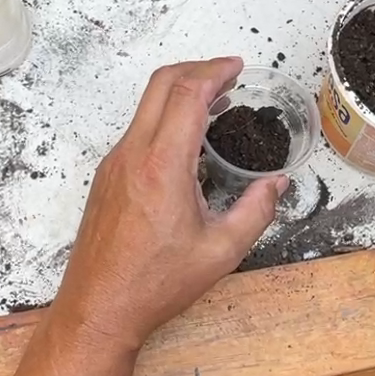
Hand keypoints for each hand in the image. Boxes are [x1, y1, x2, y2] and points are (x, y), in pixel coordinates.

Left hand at [53, 58, 286, 352]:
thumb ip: (256, 211)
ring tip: (213, 104)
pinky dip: (163, 118)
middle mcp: (132, 155)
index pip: (188, 93)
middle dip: (197, 69)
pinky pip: (136, 131)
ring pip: (145, 106)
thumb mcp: (221, 252)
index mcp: (162, 165)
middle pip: (161, 84)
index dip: (216, 71)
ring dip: (179, 93)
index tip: (237, 67)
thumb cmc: (154, 285)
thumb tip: (276, 184)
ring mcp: (114, 164)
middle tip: (228, 75)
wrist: (99, 308)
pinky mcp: (107, 178)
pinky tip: (185, 140)